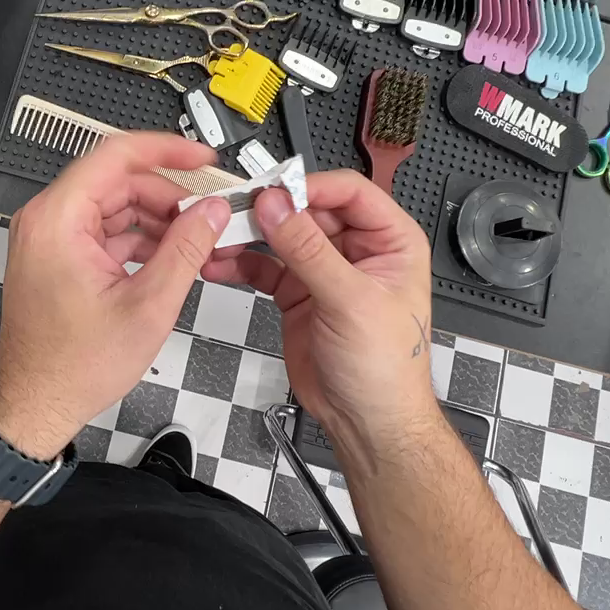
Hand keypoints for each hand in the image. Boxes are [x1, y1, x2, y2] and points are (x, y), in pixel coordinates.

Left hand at [0, 133, 231, 457]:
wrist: (37, 405)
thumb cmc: (74, 366)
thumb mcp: (147, 305)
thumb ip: (185, 249)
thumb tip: (212, 211)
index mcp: (58, 220)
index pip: (116, 155)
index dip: (166, 151)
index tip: (202, 158)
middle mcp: (47, 220)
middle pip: (118, 181)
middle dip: (168, 196)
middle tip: (208, 215)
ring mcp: (50, 237)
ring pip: (114, 205)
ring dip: (156, 219)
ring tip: (195, 242)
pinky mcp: (57, 256)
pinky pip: (104, 230)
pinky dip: (138, 239)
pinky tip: (169, 257)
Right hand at [201, 170, 438, 449]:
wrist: (366, 421)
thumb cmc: (386, 369)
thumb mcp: (350, 301)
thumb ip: (308, 250)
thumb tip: (278, 207)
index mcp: (390, 242)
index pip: (347, 193)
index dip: (309, 188)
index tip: (272, 192)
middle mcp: (357, 250)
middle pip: (308, 211)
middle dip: (270, 211)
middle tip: (234, 212)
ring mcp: (324, 270)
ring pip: (281, 236)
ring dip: (249, 236)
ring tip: (219, 237)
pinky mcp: (297, 292)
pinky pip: (265, 267)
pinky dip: (241, 264)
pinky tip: (220, 264)